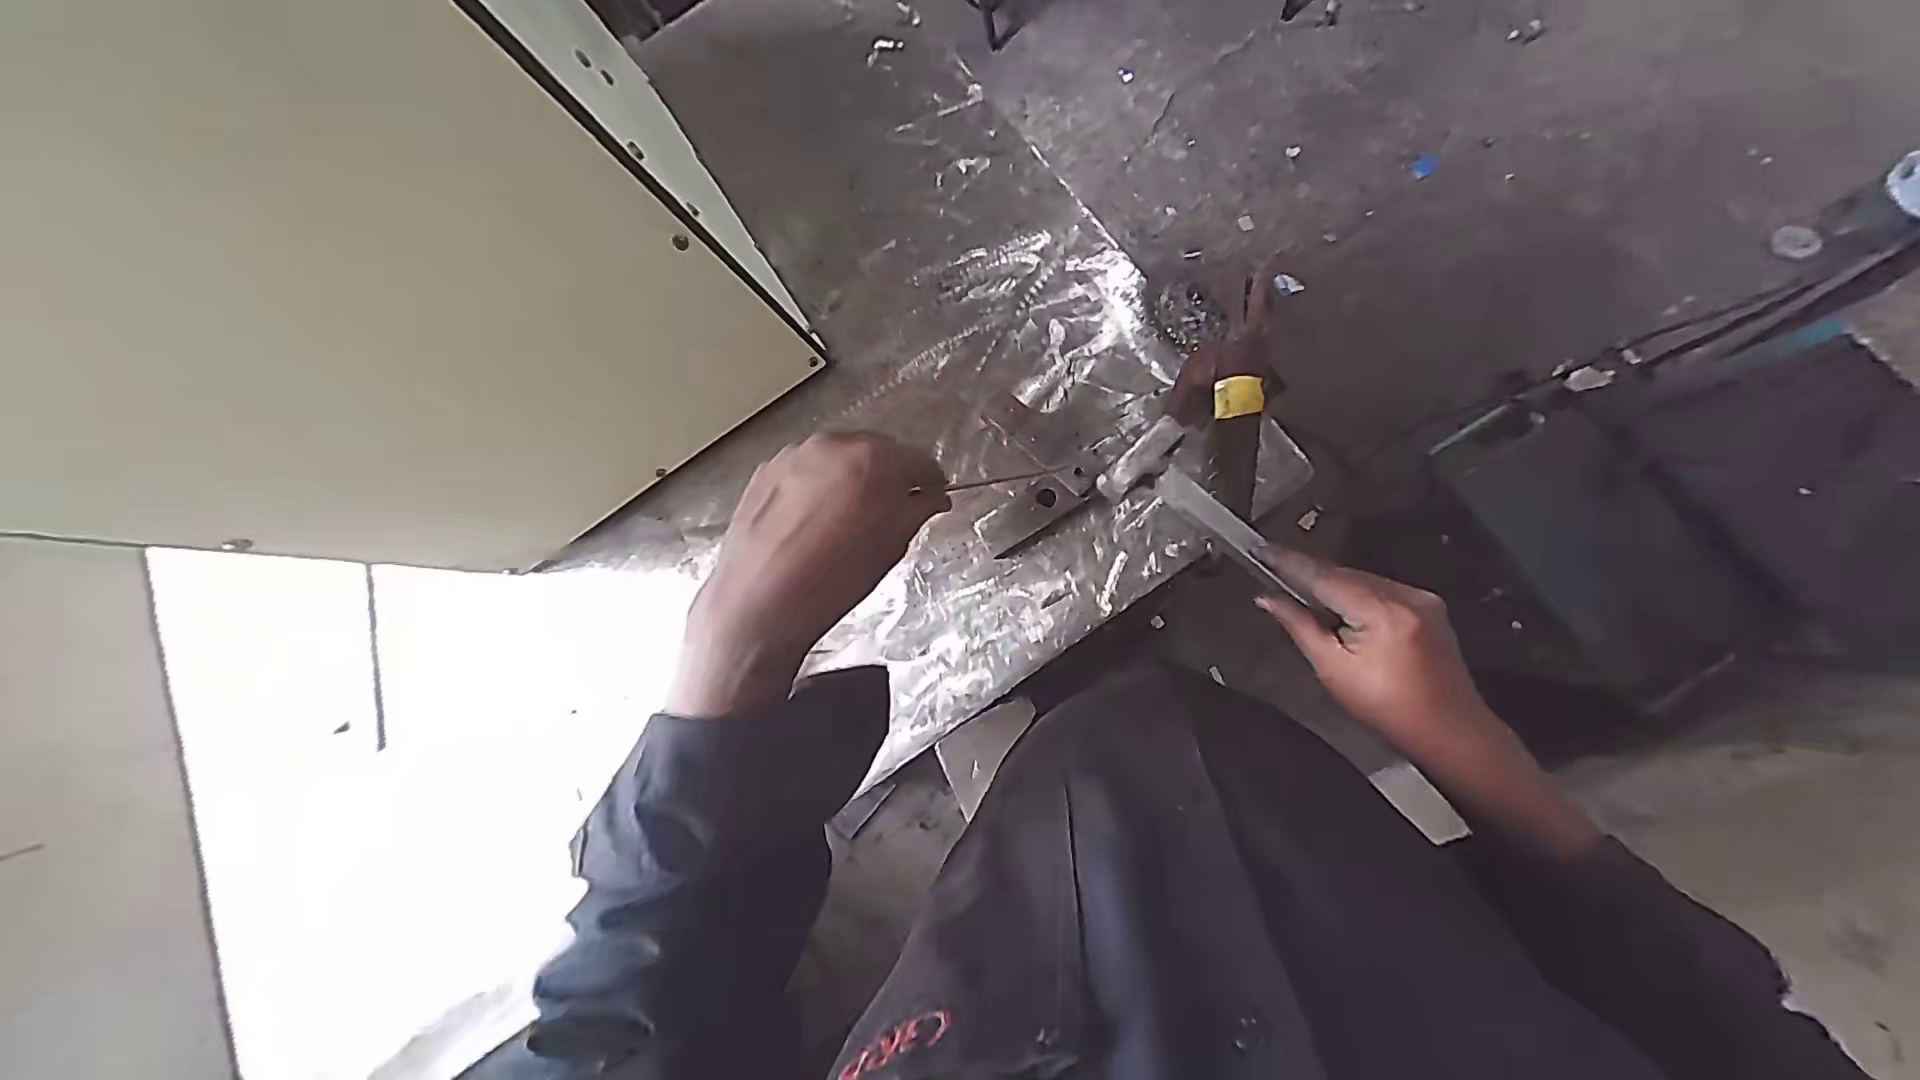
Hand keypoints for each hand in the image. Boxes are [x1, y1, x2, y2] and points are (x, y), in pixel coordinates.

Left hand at [665, 432, 948, 717]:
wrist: (761, 599)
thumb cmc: (831, 579)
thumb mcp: (891, 546)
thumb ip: (917, 510)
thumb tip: (930, 497)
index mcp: (873, 459)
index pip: (918, 460)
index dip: (930, 481)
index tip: (932, 495)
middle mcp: (833, 445)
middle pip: (877, 450)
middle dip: (890, 476)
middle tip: (893, 509)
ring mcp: (796, 454)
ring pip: (840, 457)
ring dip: (853, 478)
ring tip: (851, 517)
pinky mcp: (767, 470)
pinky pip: (808, 469)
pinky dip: (820, 484)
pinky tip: (818, 519)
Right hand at [1253, 551, 1492, 755]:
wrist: (1448, 729)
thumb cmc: (1387, 707)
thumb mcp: (1331, 668)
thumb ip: (1298, 625)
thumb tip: (1269, 598)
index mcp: (1383, 612)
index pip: (1323, 576)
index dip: (1288, 562)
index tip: (1263, 551)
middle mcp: (1406, 596)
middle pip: (1342, 572)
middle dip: (1306, 573)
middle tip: (1271, 569)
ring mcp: (1420, 598)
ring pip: (1358, 577)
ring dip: (1328, 583)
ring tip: (1301, 597)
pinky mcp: (1426, 605)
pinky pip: (1377, 587)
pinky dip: (1351, 591)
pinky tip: (1337, 608)